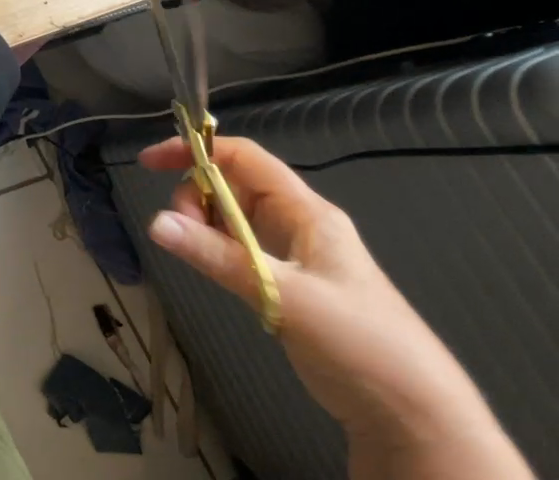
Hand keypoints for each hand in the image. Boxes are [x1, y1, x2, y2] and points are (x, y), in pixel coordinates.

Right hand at [140, 138, 530, 477]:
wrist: (415, 414)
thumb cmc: (362, 342)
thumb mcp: (284, 295)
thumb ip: (218, 257)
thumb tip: (153, 222)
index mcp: (308, 214)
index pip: (245, 158)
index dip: (196, 149)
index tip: (148, 162)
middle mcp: (299, 225)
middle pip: (233, 184)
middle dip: (195, 194)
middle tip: (178, 229)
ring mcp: (294, 255)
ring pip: (233, 216)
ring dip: (202, 222)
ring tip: (192, 251)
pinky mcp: (286, 283)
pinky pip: (238, 247)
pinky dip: (213, 246)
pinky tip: (205, 264)